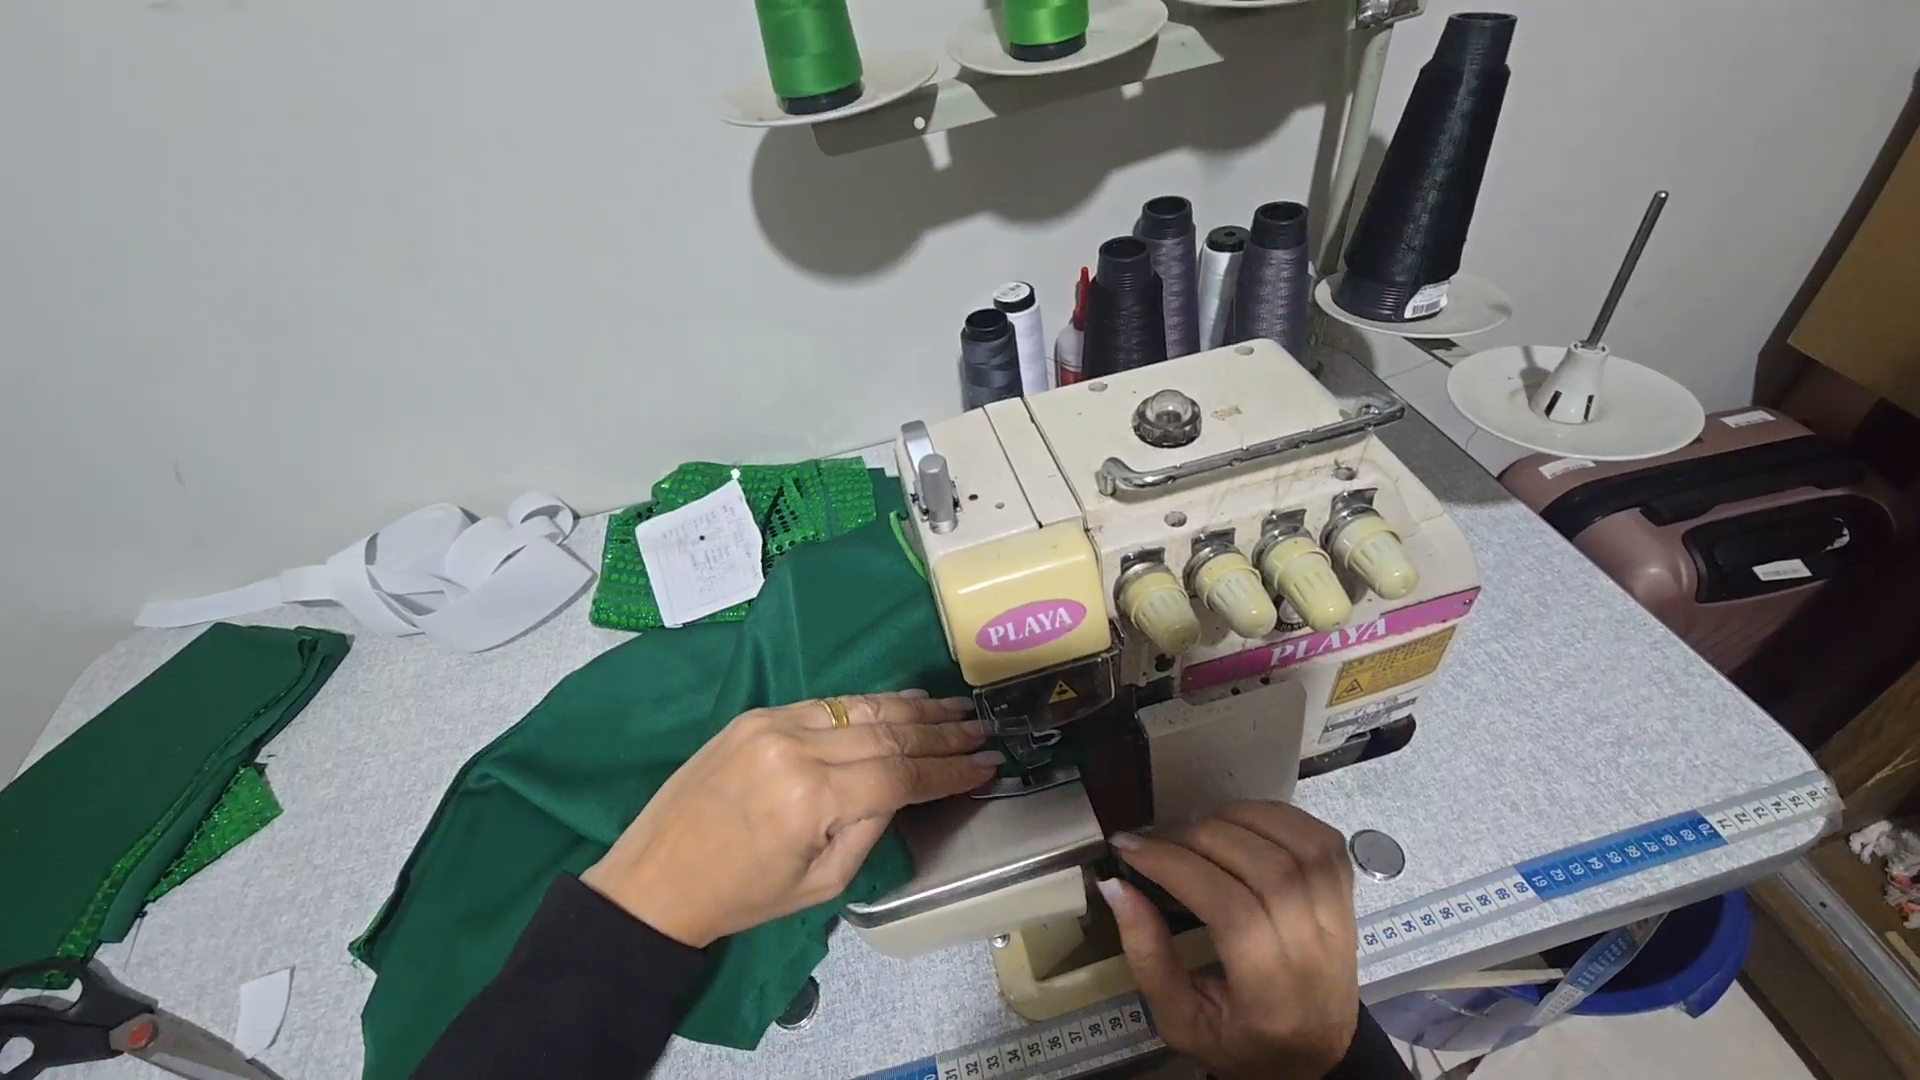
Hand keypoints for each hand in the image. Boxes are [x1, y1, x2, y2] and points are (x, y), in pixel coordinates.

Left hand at [581, 691, 1000, 946]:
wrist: (657, 877)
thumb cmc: (742, 896)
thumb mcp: (822, 882)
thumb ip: (871, 825)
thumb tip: (905, 786)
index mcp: (811, 799)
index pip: (900, 774)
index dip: (949, 770)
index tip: (986, 764)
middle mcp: (795, 747)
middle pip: (888, 732)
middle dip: (942, 733)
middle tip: (981, 730)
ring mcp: (774, 722)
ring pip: (862, 708)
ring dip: (914, 708)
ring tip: (954, 708)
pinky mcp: (758, 713)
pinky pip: (829, 703)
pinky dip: (871, 703)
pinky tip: (903, 700)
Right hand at [1098, 802, 1358, 1079]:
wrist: (1315, 1058)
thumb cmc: (1239, 1040)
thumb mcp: (1179, 1021)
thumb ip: (1147, 956)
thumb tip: (1115, 885)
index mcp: (1272, 996)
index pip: (1231, 911)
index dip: (1176, 866)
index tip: (1129, 846)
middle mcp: (1316, 954)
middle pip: (1267, 870)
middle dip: (1199, 837)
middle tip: (1157, 835)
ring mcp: (1340, 922)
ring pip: (1299, 847)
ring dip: (1238, 818)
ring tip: (1196, 825)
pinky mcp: (1349, 900)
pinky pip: (1321, 841)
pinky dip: (1278, 816)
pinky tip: (1240, 821)